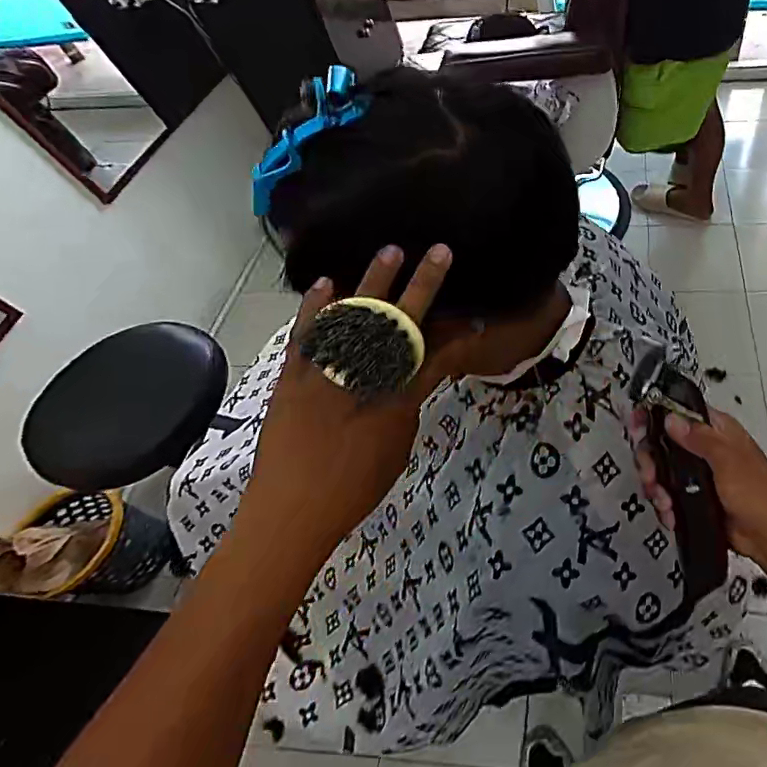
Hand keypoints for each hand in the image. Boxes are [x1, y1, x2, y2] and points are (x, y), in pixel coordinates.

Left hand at [238, 245, 473, 558]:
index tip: (476, 317)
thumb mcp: (397, 444)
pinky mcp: (292, 378)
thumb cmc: (354, 487)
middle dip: (423, 285)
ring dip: (372, 282)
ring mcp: (323, 374)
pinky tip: (325, 282)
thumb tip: (415, 376)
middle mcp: (361, 378)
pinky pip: (305, 336)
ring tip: (390, 251)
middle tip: (439, 252)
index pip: (435, 354)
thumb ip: (408, 403)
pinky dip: (315, 308)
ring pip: (351, 320)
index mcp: (395, 396)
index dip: (458, 334)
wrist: (289, 514)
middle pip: (399, 323)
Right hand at [626, 408, 766, 564]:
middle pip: (664, 442)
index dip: (658, 415)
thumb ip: (698, 437)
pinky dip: (666, 503)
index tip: (638, 423)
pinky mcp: (696, 496)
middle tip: (650, 474)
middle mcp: (708, 448)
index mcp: (719, 430)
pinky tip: (671, 512)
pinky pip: (670, 493)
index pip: (682, 411)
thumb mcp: (727, 459)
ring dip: (657, 485)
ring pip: (664, 470)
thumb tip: (673, 419)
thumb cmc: (759, 496)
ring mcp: (700, 473)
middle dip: (652, 459)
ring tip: (664, 500)